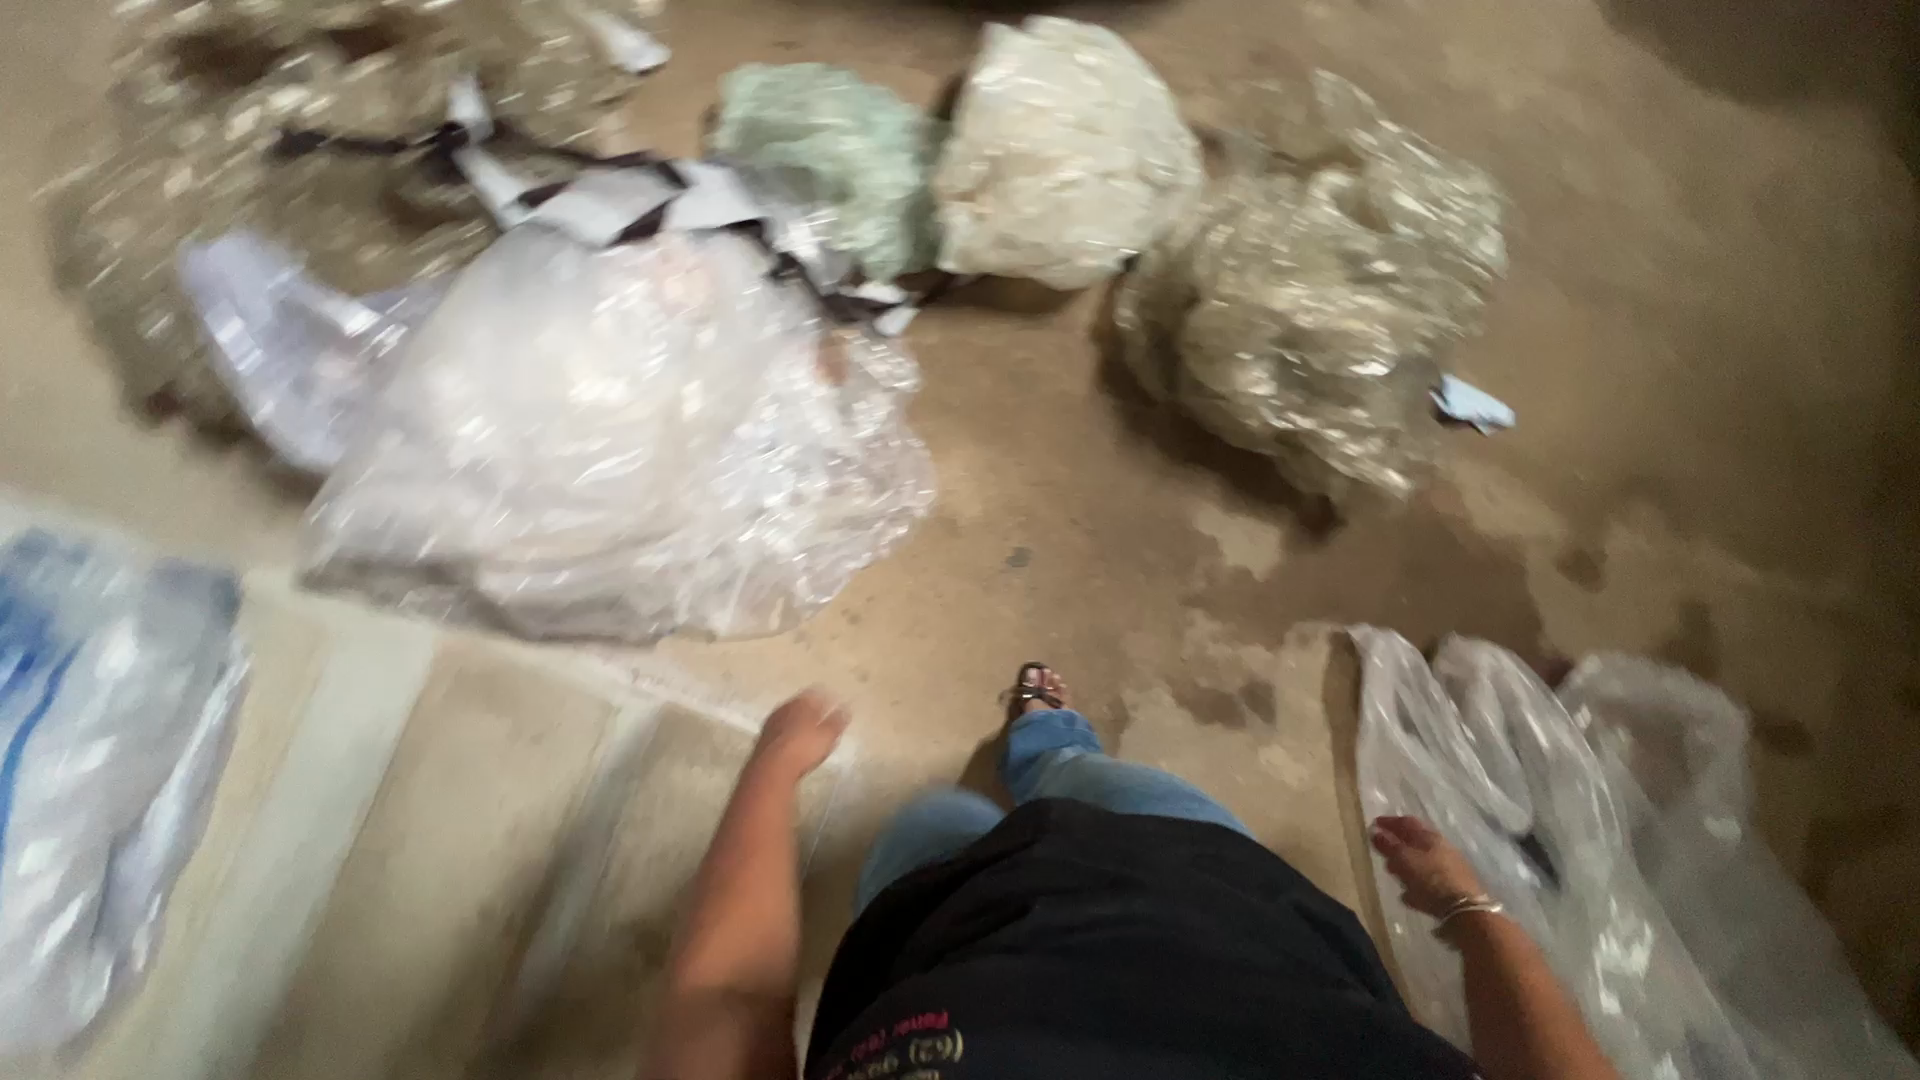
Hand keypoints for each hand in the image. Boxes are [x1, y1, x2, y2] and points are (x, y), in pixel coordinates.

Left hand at [746, 688, 848, 783]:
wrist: (772, 768)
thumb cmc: (804, 749)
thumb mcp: (828, 735)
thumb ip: (837, 721)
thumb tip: (846, 709)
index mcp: (801, 702)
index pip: (815, 693)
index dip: (826, 698)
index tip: (833, 703)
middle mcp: (784, 708)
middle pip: (800, 704)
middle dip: (810, 709)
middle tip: (820, 715)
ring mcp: (771, 723)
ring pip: (788, 717)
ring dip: (797, 721)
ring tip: (807, 730)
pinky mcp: (763, 739)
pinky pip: (779, 731)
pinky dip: (787, 734)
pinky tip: (791, 743)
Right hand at [1370, 815, 1486, 917]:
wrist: (1465, 910)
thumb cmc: (1430, 877)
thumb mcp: (1403, 858)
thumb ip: (1388, 845)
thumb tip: (1375, 832)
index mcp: (1430, 837)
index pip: (1407, 822)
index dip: (1390, 822)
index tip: (1374, 823)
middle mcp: (1442, 849)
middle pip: (1416, 842)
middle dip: (1397, 845)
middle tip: (1381, 849)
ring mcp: (1450, 869)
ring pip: (1422, 862)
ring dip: (1406, 865)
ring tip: (1392, 872)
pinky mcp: (1454, 888)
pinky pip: (1430, 881)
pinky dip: (1417, 883)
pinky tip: (1409, 894)